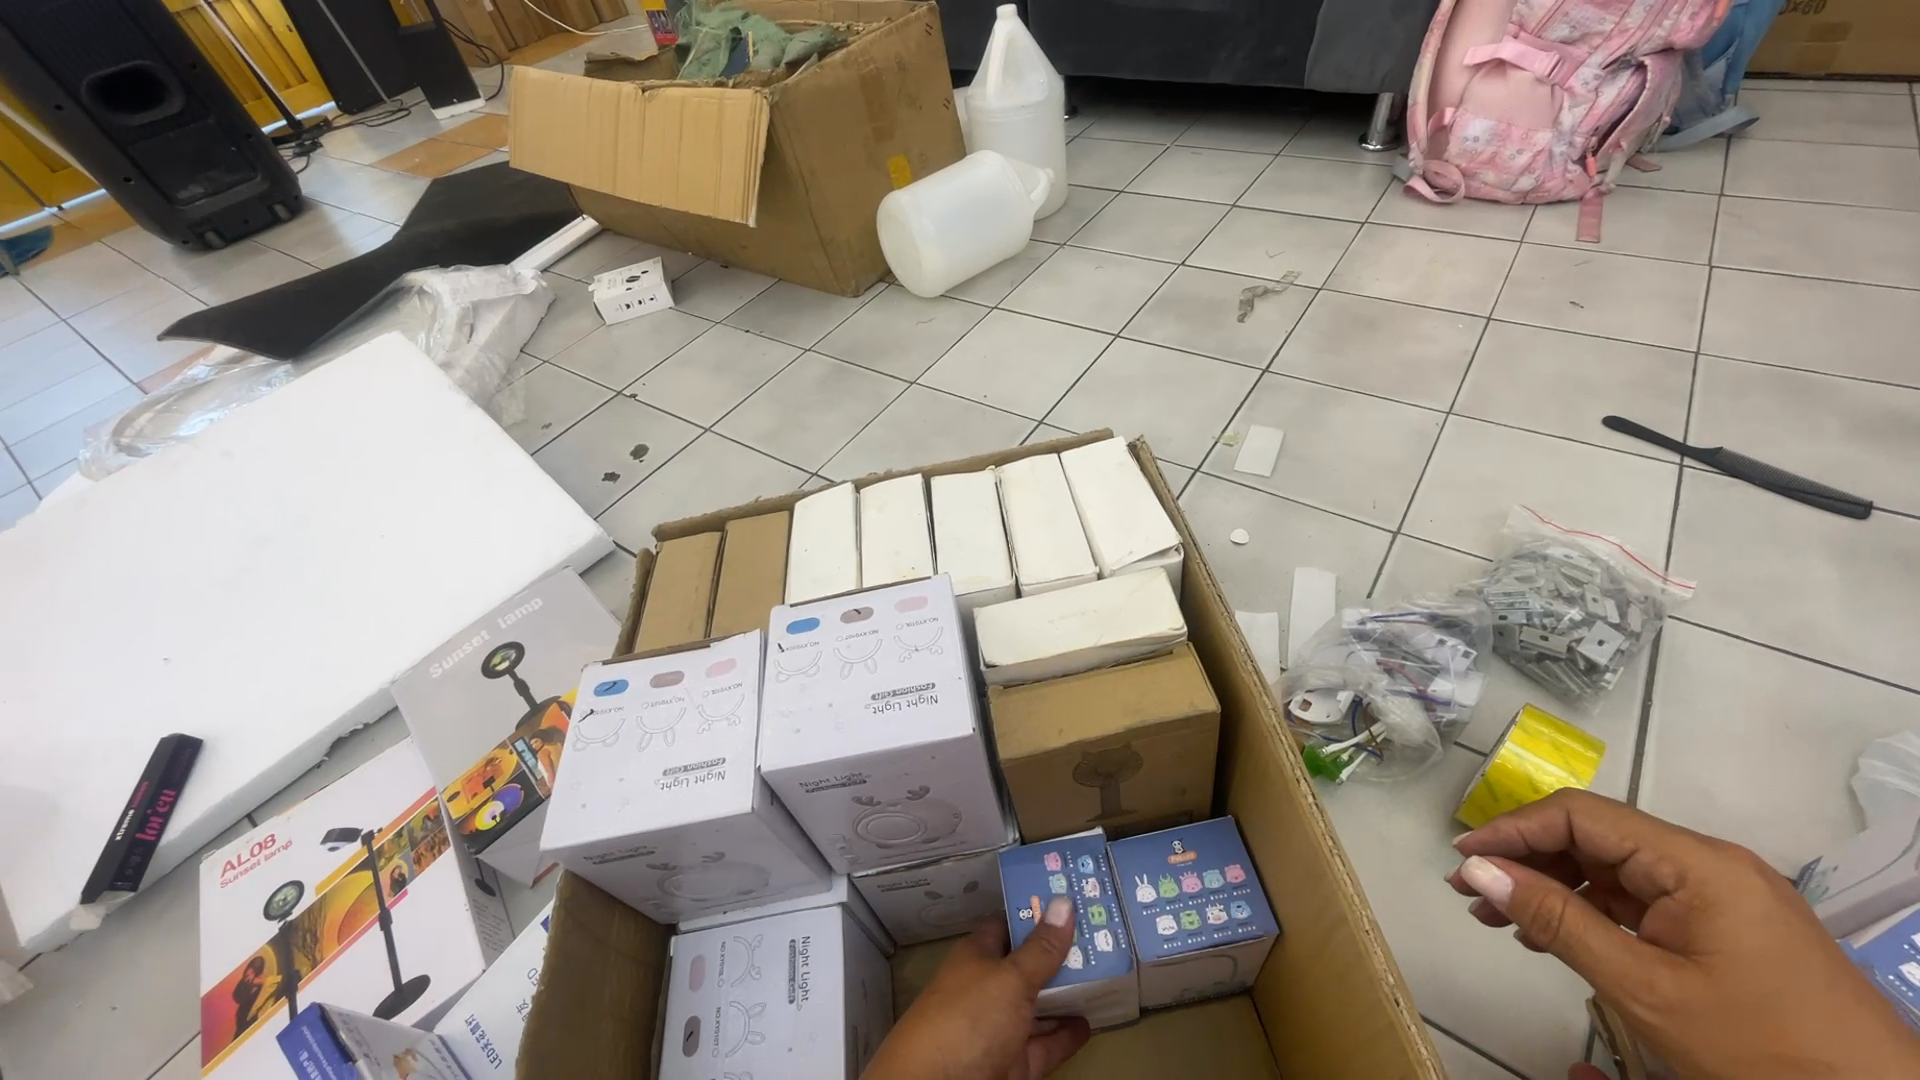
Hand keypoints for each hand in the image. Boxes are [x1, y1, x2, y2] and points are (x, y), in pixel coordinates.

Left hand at [864, 896, 1090, 1079]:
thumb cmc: (969, 1018)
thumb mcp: (1009, 978)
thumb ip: (1041, 948)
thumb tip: (1063, 901)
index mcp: (977, 957)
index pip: (1007, 925)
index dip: (1035, 913)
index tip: (1069, 903)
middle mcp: (987, 988)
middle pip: (1026, 966)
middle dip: (1058, 955)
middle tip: (1101, 938)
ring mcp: (999, 1028)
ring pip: (1037, 1006)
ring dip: (1066, 995)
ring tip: (1104, 977)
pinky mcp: (1012, 1065)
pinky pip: (1043, 1045)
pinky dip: (1065, 1035)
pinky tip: (1090, 1023)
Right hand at [1447, 788, 1919, 1079]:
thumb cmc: (1761, 1049)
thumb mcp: (1643, 986)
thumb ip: (1556, 919)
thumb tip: (1477, 867)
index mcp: (1695, 863)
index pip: (1580, 816)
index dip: (1512, 829)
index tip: (1461, 857)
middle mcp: (1706, 863)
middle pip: (1592, 838)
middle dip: (1524, 861)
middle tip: (1469, 891)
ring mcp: (1718, 894)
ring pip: (1609, 869)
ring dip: (1549, 888)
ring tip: (1495, 917)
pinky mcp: (1722, 925)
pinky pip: (1637, 900)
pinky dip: (1587, 912)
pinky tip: (1549, 936)